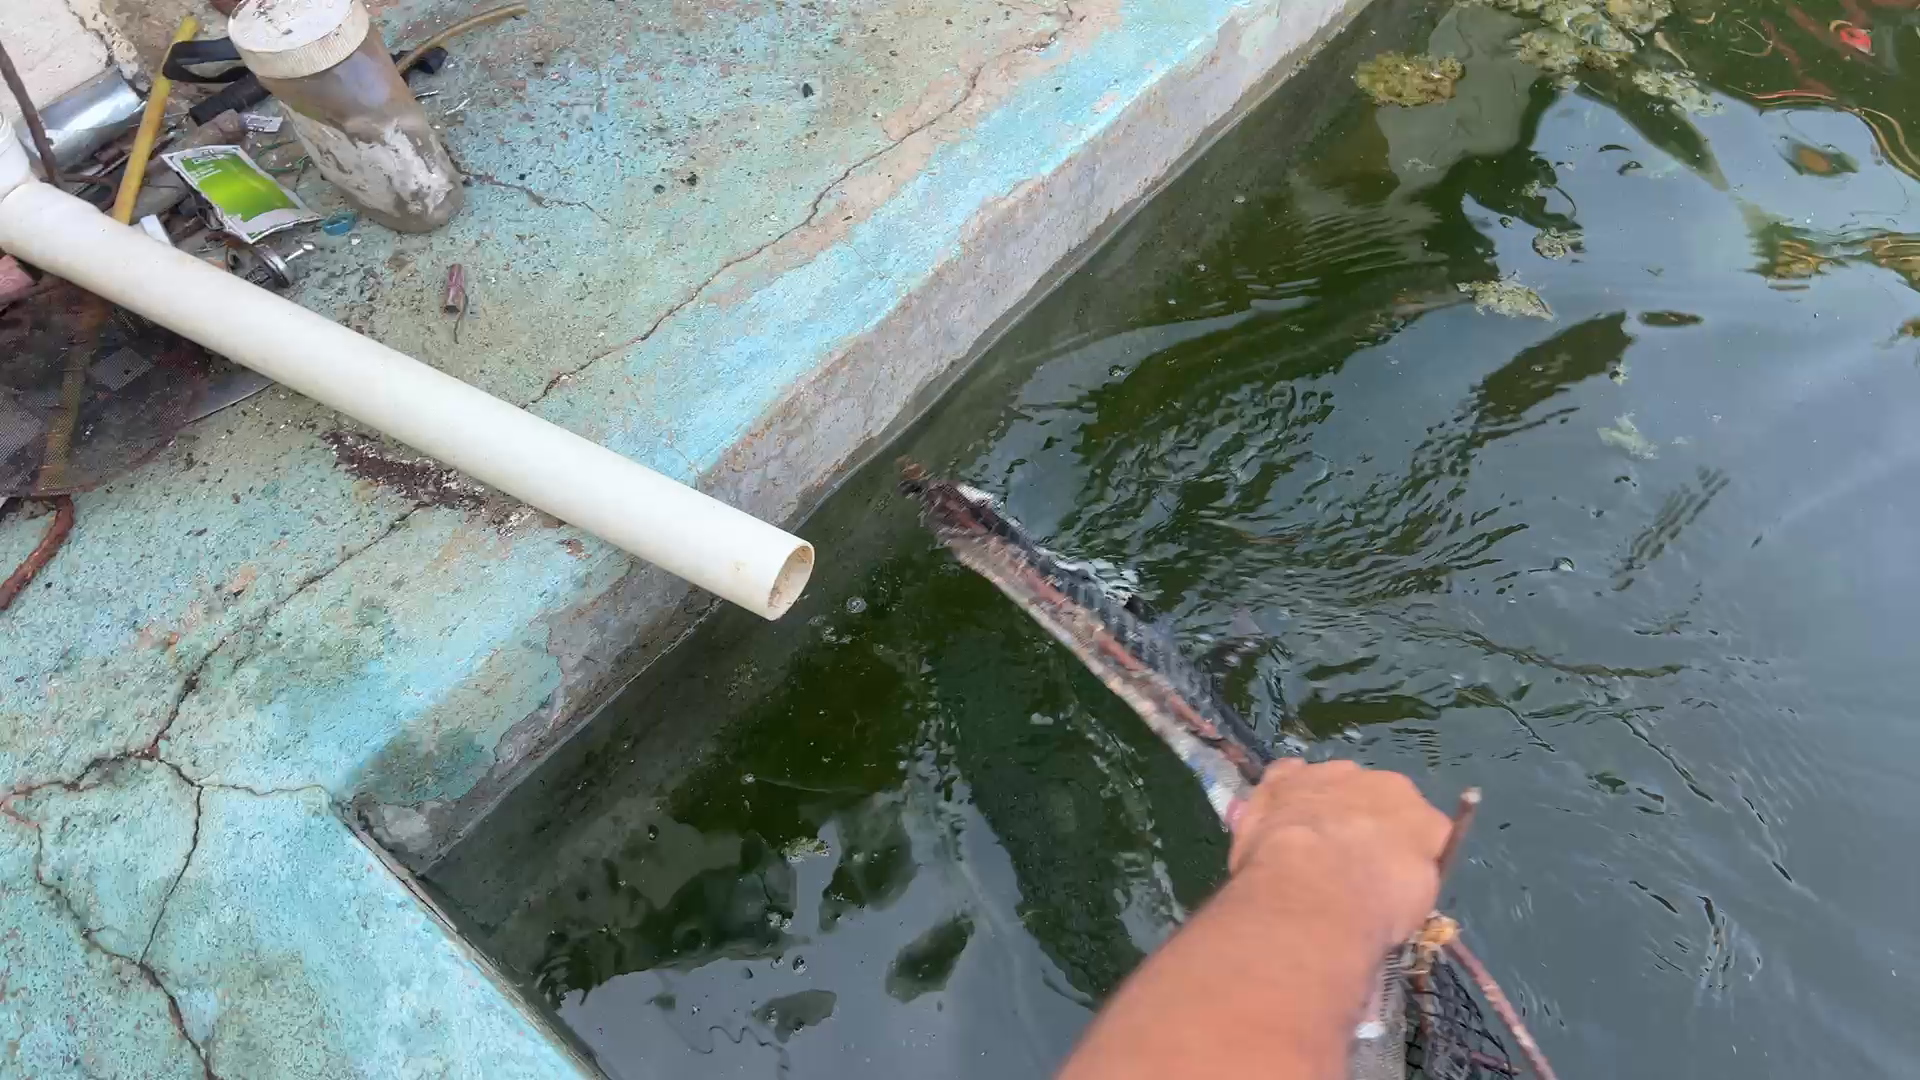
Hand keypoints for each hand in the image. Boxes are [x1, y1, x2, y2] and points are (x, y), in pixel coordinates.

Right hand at [1228, 759, 1450, 947]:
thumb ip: (1260, 815)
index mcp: (1296, 774)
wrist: (1311, 882)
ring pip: (1400, 816)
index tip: (1322, 841)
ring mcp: (1389, 792)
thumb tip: (1250, 806)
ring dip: (1397, 840)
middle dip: (1363, 821)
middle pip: (1361, 794)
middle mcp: (1344, 771)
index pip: (1314, 785)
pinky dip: (1425, 864)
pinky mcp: (1429, 823)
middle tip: (1355, 863)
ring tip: (1387, 883)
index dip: (1322, 814)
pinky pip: (1434, 842)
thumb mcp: (1248, 832)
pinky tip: (1411, 892)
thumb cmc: (1269, 861)